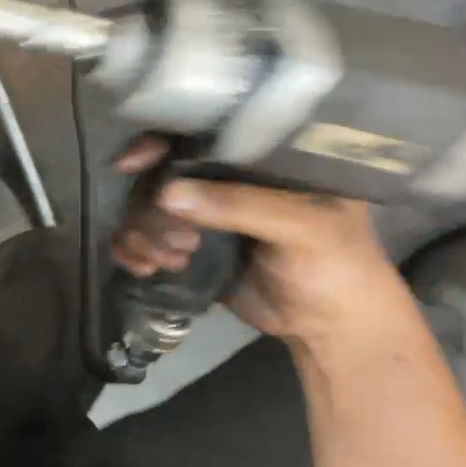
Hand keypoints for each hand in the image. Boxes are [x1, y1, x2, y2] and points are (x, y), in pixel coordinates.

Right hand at [109, 137, 421, 351]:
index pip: (199, 136)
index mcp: (260, 160)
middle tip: (176, 242)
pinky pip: (143, 237)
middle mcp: (226, 180)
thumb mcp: (303, 228)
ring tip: (167, 261)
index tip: (129, 165)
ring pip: (145, 208)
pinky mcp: (187, 246)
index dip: (159, 144)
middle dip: (151, 207)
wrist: (331, 331)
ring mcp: (204, 214)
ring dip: (143, 234)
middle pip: (160, 174)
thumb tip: (165, 194)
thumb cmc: (336, 267)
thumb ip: (240, 206)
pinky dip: (131, 250)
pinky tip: (140, 266)